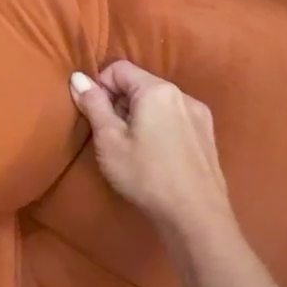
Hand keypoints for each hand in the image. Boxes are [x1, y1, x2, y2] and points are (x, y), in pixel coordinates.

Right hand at [69, 61, 232, 236]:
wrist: (197, 218)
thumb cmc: (146, 175)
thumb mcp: (109, 139)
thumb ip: (93, 104)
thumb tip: (78, 77)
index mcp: (158, 91)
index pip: (119, 68)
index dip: (100, 86)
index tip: (95, 114)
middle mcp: (183, 96)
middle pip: (139, 84)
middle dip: (118, 101)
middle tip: (110, 133)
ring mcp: (200, 116)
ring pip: (156, 102)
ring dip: (137, 114)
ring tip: (132, 146)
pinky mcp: (208, 136)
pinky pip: (174, 117)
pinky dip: (158, 125)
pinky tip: (155, 154)